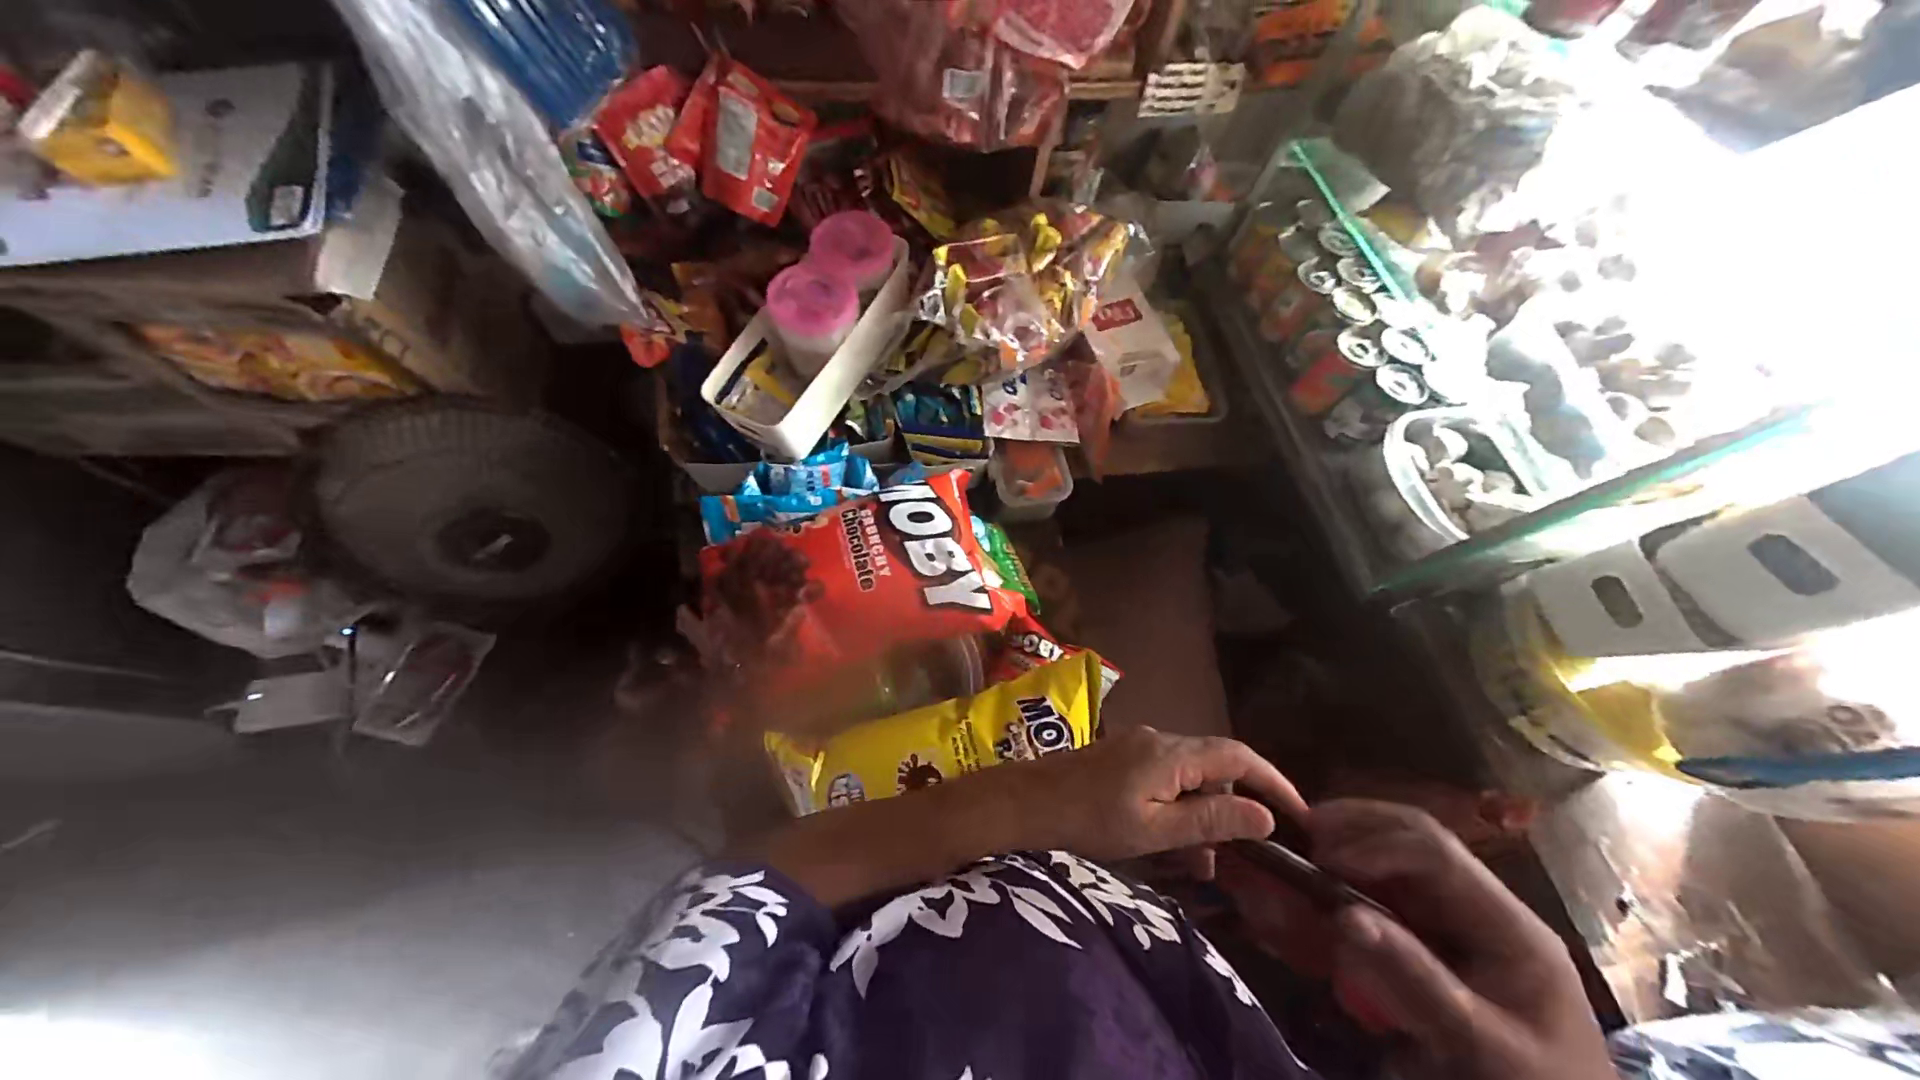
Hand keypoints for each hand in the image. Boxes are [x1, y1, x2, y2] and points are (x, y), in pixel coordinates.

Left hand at [1020, 726, 1307, 877]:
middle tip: (1242, 852)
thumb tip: (1265, 816)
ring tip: (1201, 861)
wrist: (1027, 802)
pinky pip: (1166, 778)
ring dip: (1203, 813)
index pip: (1238, 756)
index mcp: (1171, 753)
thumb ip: (1211, 820)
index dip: (1273, 781)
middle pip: (1215, 766)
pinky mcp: (1122, 757)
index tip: (1298, 815)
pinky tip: (1172, 840)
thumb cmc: (1090, 819)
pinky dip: (1179, 806)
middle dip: (1233, 806)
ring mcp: (1138, 746)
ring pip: (1189, 776)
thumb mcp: (1155, 830)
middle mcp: (1159, 739)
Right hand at [1310, 800, 1613, 1079]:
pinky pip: (1384, 892)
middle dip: (1354, 826)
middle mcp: (1482, 907)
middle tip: (1301, 832)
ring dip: (1347, 845)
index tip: (1321, 859)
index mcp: (1509, 925)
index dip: (1373, 843)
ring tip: (1304, 848)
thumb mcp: (1485, 1049)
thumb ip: (1419, 985)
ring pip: (1394, 857)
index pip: (1436, 852)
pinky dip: (1347, 880)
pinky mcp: (1435, 939)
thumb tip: (1345, 917)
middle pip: (1413, 837)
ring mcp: (1458, 921)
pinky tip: (1321, 884)